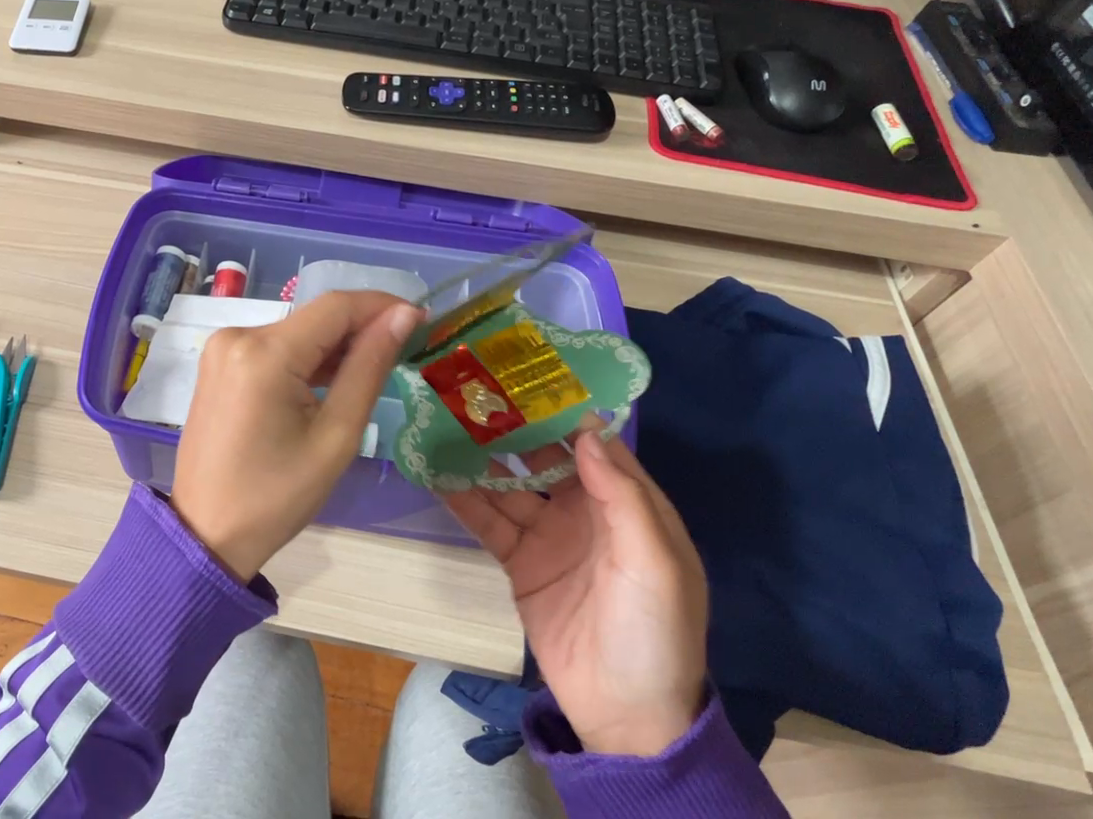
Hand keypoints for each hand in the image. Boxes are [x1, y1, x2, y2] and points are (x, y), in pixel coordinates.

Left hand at [171, 291, 420, 579]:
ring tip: (372, 372)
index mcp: (263, 352)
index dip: (383, 306)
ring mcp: (222, 348)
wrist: (207, 532)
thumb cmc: (277, 496)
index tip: (422, 321)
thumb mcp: (335, 436)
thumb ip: (369, 368)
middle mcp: (236, 335)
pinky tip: (330, 382)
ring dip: (334, 345)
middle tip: (404, 353)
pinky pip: (273, 347)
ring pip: (296, 330)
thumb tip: (404, 316)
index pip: (336, 306)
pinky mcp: (219, 364)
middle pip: (315, 317)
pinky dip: (305, 358)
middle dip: (361, 329)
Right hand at [443, 419, 708, 756]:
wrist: (625, 713)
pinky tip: (438, 477)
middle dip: (513, 429)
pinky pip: (490, 523)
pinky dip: (465, 501)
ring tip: (444, 425)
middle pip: (545, 458)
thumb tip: (585, 431)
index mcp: (629, 506)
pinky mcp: (520, 564)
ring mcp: (549, 537)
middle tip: (472, 394)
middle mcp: (587, 512)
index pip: (594, 446)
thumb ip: (621, 495)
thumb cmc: (654, 630)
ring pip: (510, 485)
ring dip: (482, 459)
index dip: (563, 412)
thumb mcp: (654, 561)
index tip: (525, 378)